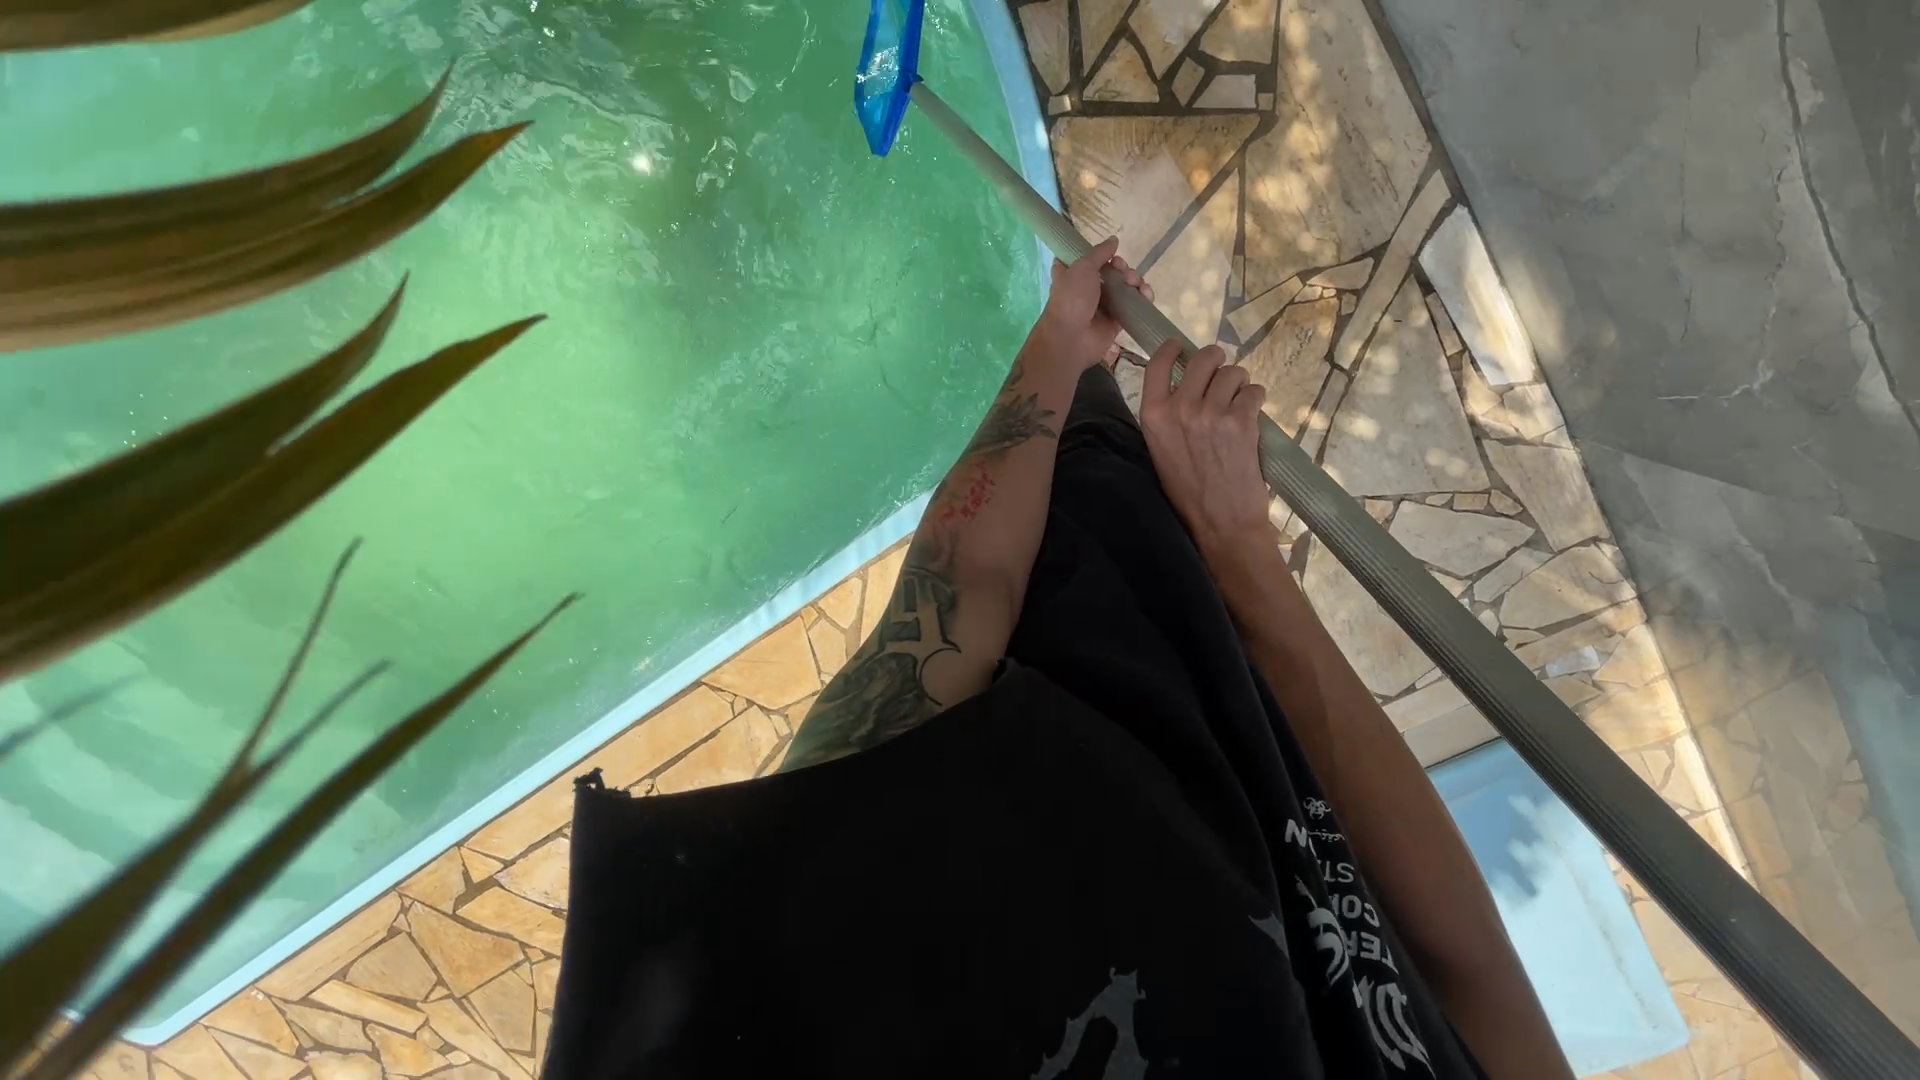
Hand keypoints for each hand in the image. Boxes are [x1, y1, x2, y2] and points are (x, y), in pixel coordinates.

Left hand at [1025, 236, 1151, 372]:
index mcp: (1073, 274)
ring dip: (1134, 281)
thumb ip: (1099, 252)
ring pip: (1124, 287)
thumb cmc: (1071, 298)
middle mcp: (1087, 289)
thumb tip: (1114, 240)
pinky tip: (1145, 295)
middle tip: (1123, 271)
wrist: (1072, 337)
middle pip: (1112, 272)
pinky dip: (1142, 298)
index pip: (1088, 259)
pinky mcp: (1116, 320)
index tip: (1109, 254)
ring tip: (1134, 283)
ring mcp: (1102, 305)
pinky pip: (1133, 306)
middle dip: (1122, 268)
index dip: (1101, 254)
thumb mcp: (1082, 266)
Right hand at [1139, 339, 1271, 556]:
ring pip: (1233, 373)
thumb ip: (1167, 415)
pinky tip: (1250, 418)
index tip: (1182, 348)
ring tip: (1236, 407)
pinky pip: (1254, 391)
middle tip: (1222, 380)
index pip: (1159, 363)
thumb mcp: (1161, 450)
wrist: (1220, 521)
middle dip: (1217, 363)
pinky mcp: (1242, 420)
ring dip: (1239, 385)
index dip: (1174, 348)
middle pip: (1203, 357)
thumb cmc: (1187, 490)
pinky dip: (1255, 400)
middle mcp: (1179, 408)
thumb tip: (1184, 383)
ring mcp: (1211, 412)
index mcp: (1152, 415)